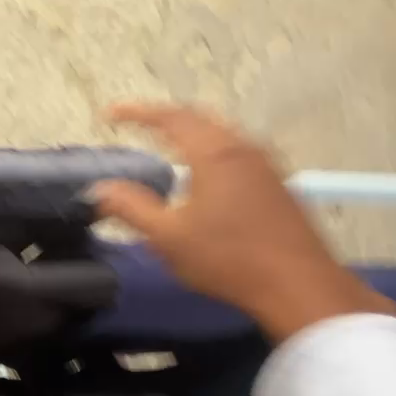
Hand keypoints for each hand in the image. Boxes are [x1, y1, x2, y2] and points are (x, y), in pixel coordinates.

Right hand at [92, 102, 395, 342]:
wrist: (296, 284)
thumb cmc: (226, 259)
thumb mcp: (167, 237)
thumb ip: (131, 208)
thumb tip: (99, 189)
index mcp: (214, 154)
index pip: (171, 118)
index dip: (137, 112)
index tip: (110, 114)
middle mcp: (243, 148)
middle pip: (201, 119)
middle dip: (166, 118)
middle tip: (138, 124)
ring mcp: (266, 165)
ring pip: (222, 134)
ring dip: (192, 133)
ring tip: (167, 145)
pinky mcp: (278, 184)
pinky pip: (237, 152)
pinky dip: (211, 151)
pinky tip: (204, 175)